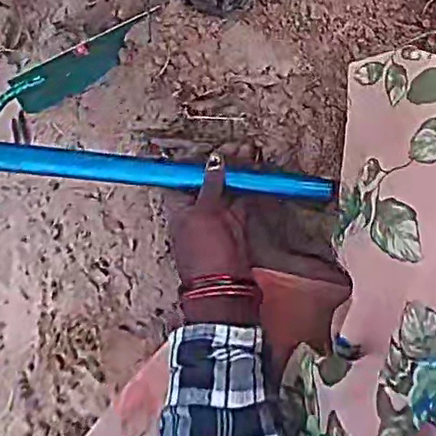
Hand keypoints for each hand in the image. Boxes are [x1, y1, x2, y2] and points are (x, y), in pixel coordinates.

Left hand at [170, 155, 251, 280]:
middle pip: (208, 179)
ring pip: (227, 187)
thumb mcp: (203, 213)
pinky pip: (241, 199)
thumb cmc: (204, 252)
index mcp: (179, 206)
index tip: (207, 147)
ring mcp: (216, 217)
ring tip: (249, 152)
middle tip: (236, 147)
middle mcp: (197, 209)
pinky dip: (249, 185)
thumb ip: (210, 184)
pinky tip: (256, 171)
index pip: (183, 175)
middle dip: (222, 162)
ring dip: (238, 170)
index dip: (194, 160)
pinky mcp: (235, 224)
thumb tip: (214, 160)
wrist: (226, 289)